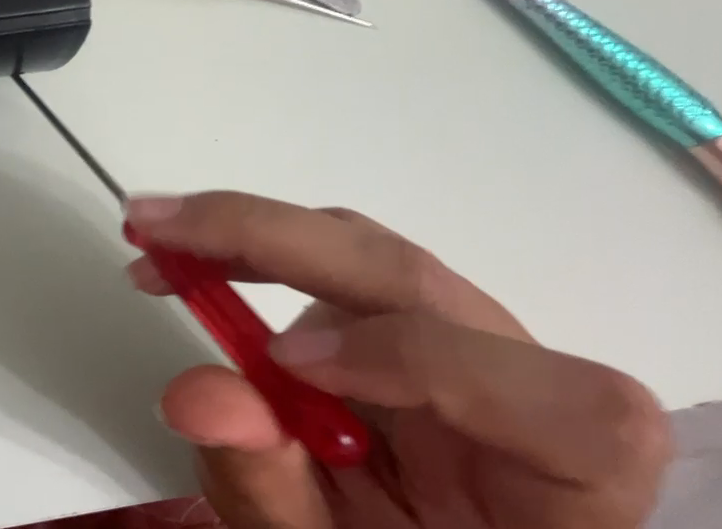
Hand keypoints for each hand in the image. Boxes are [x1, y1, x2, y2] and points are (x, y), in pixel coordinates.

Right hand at [126, 193, 671, 528]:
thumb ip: (271, 489)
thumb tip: (192, 392)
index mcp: (556, 490)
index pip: (567, 411)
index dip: (421, 365)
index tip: (285, 362)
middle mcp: (522, 390)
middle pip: (420, 283)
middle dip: (273, 241)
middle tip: (155, 231)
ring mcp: (458, 338)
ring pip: (366, 249)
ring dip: (248, 233)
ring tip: (154, 245)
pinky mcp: (398, 317)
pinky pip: (331, 256)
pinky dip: (248, 248)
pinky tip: (188, 259)